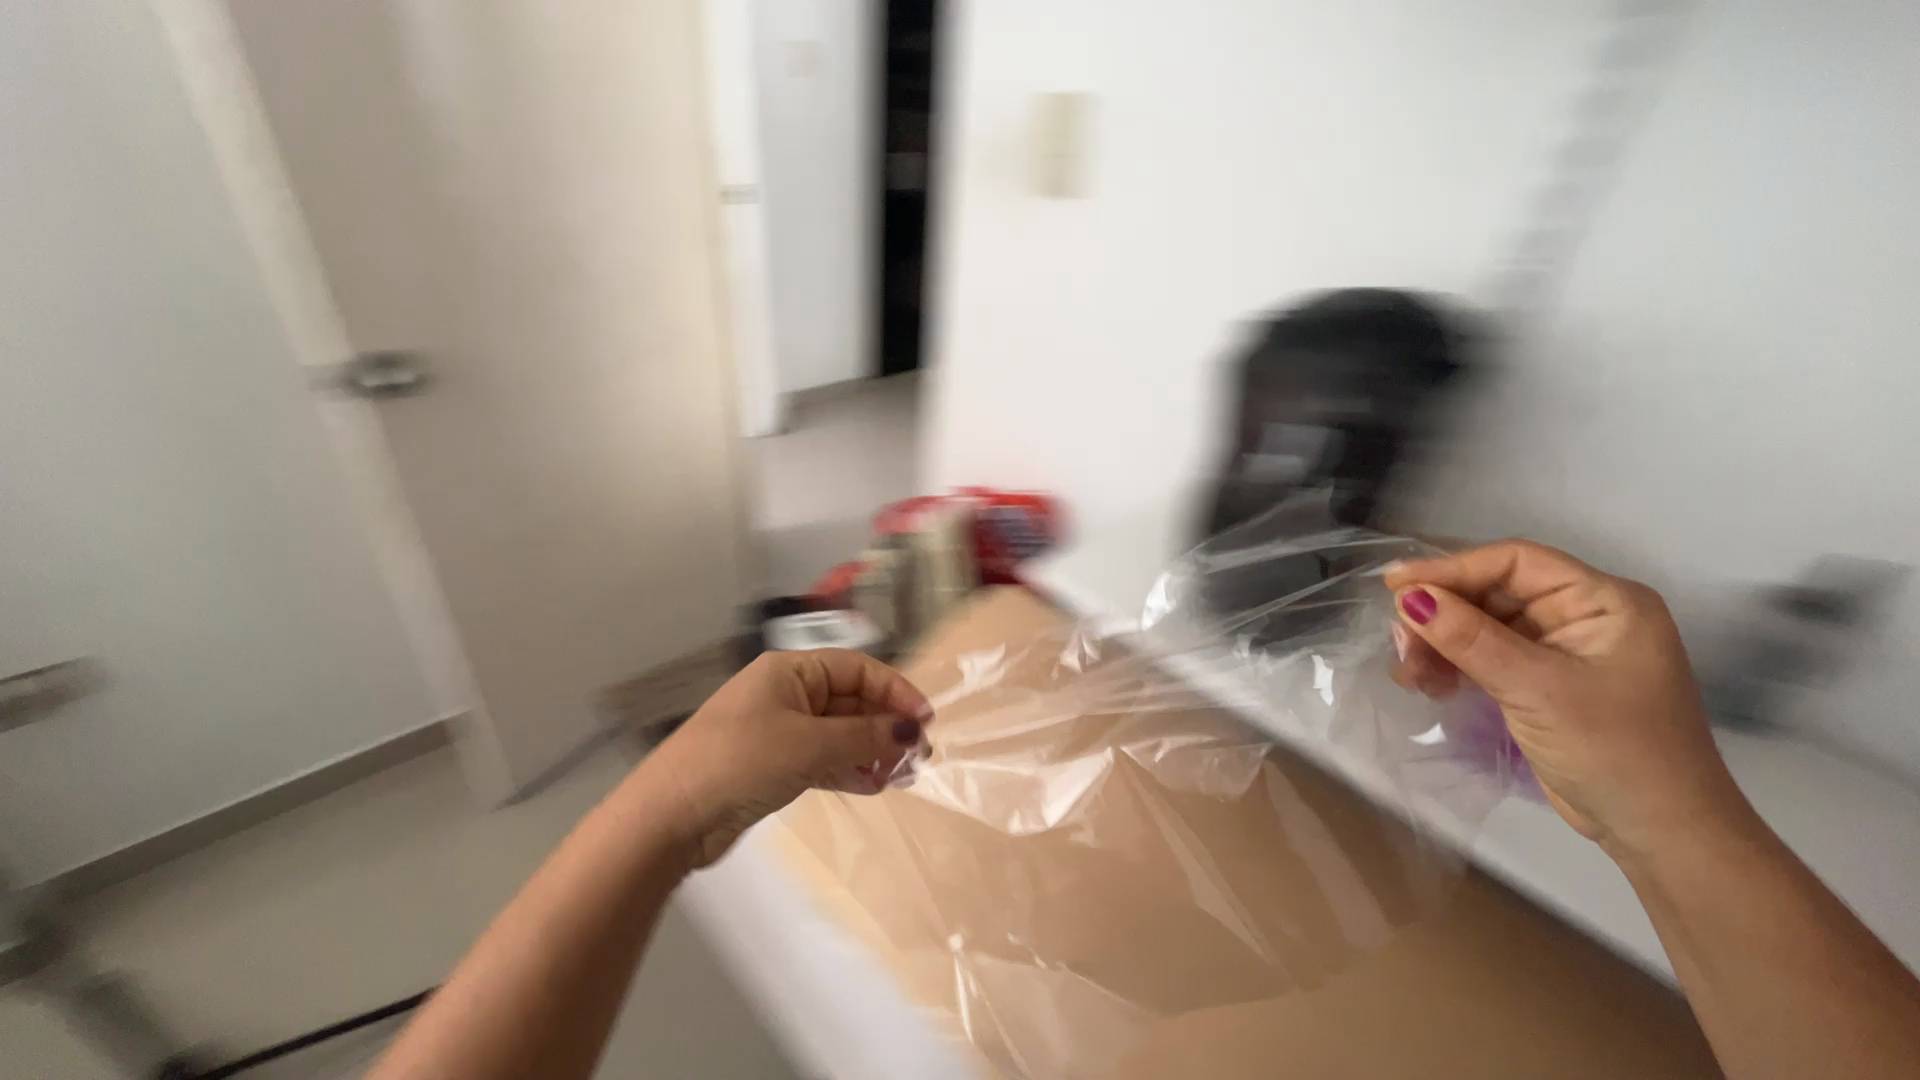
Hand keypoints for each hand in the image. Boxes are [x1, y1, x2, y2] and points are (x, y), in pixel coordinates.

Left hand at [639, 650, 932, 868]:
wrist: (669, 817)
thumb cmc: (740, 762)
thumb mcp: (809, 745)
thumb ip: (865, 737)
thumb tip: (912, 732)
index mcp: (790, 671)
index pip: (858, 669)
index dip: (895, 690)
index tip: (926, 720)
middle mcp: (786, 694)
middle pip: (850, 701)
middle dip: (885, 726)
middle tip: (918, 756)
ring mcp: (778, 731)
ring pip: (839, 733)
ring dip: (871, 751)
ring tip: (901, 776)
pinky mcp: (773, 765)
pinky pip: (823, 758)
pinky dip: (848, 769)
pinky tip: (873, 786)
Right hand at [1384, 540, 1746, 852]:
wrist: (1658, 832)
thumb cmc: (1613, 750)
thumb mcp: (1536, 688)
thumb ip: (1470, 639)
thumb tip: (1408, 598)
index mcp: (1603, 601)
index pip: (1515, 562)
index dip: (1452, 568)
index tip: (1395, 585)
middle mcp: (1582, 615)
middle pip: (1492, 593)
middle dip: (1441, 614)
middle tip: (1400, 642)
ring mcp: (1560, 650)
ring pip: (1481, 625)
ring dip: (1439, 644)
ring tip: (1410, 673)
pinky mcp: (1541, 682)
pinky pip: (1485, 656)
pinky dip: (1452, 665)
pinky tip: (1428, 685)